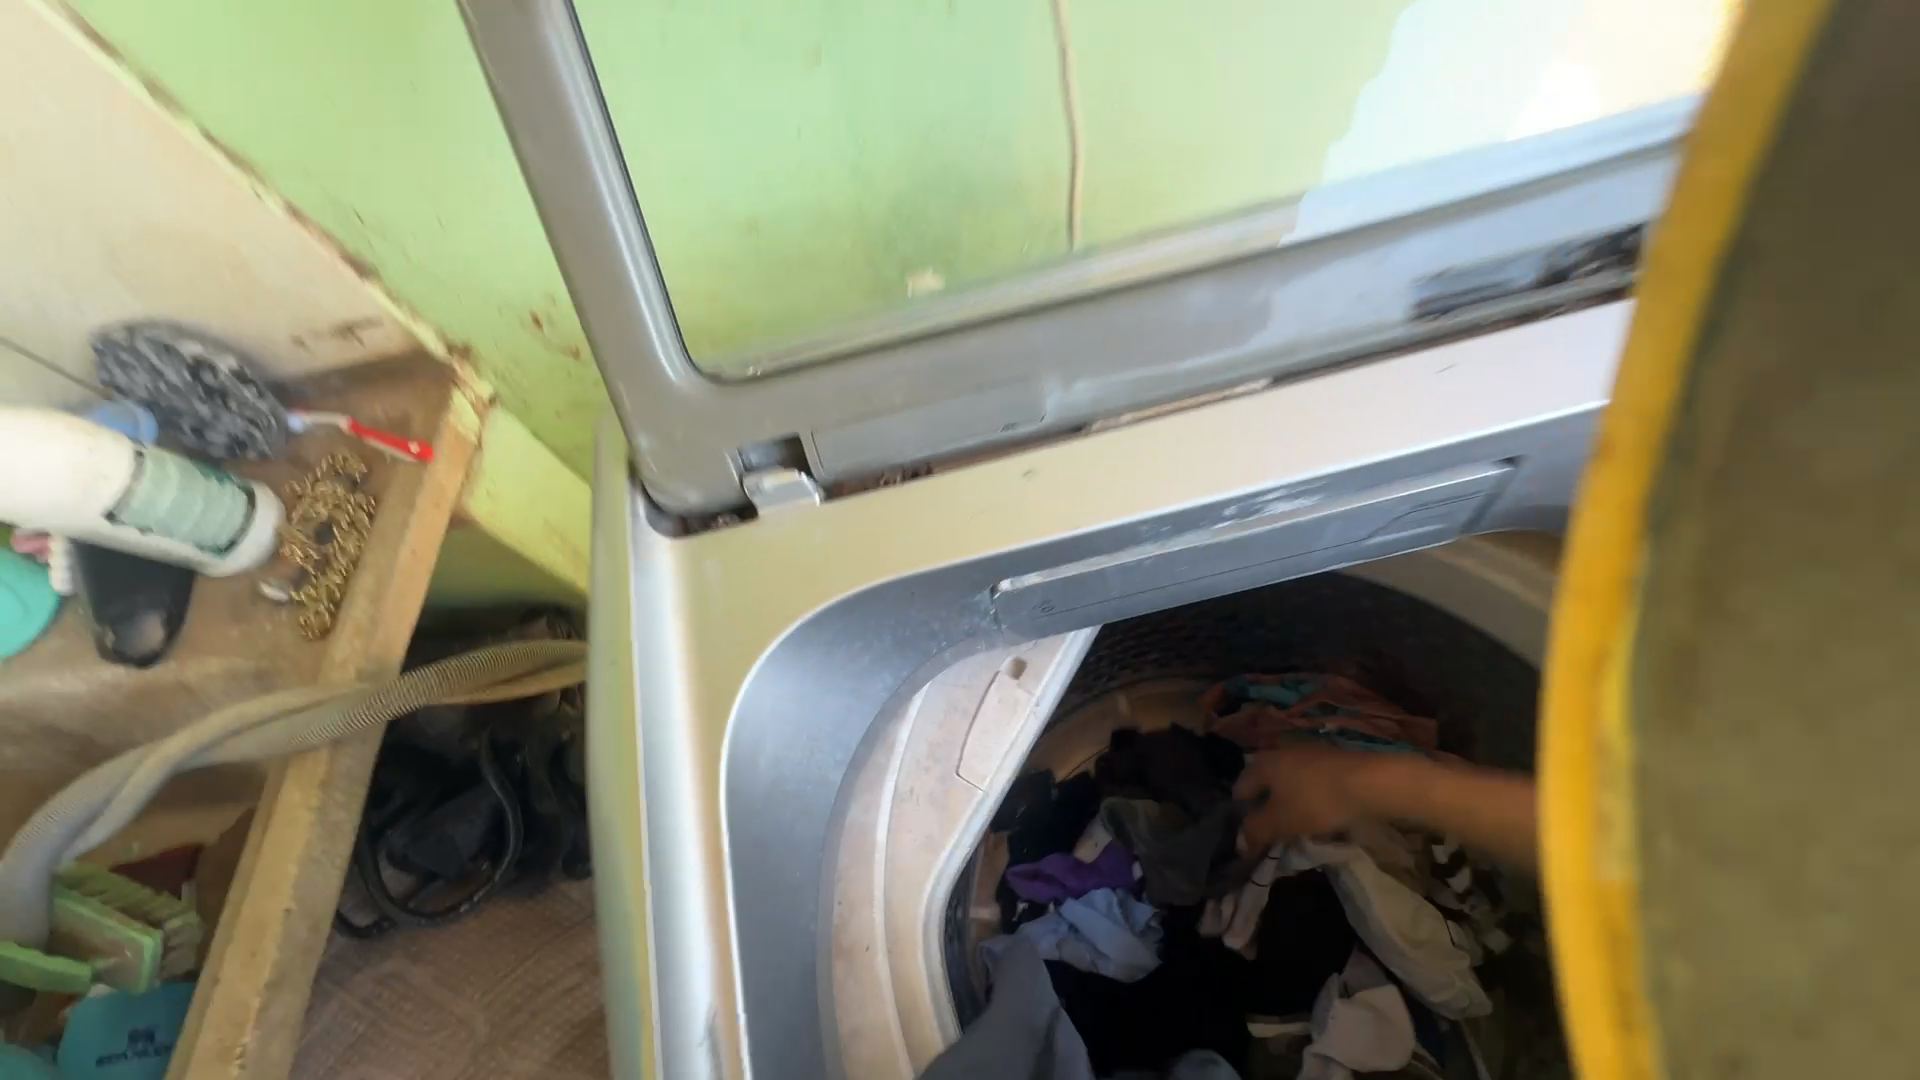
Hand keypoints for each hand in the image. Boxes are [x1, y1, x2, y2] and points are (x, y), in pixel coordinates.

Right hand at [1232, 744, 1387, 854]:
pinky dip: (1312, 800)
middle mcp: (1278, 753)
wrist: (1368, 782)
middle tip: (1279, 835)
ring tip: (1304, 829)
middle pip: (1266, 787)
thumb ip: (1256, 832)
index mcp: (1260, 764)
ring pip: (1289, 785)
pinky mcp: (1329, 761)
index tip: (1254, 836)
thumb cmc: (1315, 801)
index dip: (1243, 815)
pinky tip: (1325, 816)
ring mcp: (1305, 754)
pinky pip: (1311, 784)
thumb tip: (1240, 844)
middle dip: (1269, 812)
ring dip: (1291, 806)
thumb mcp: (1281, 822)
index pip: (1240, 790)